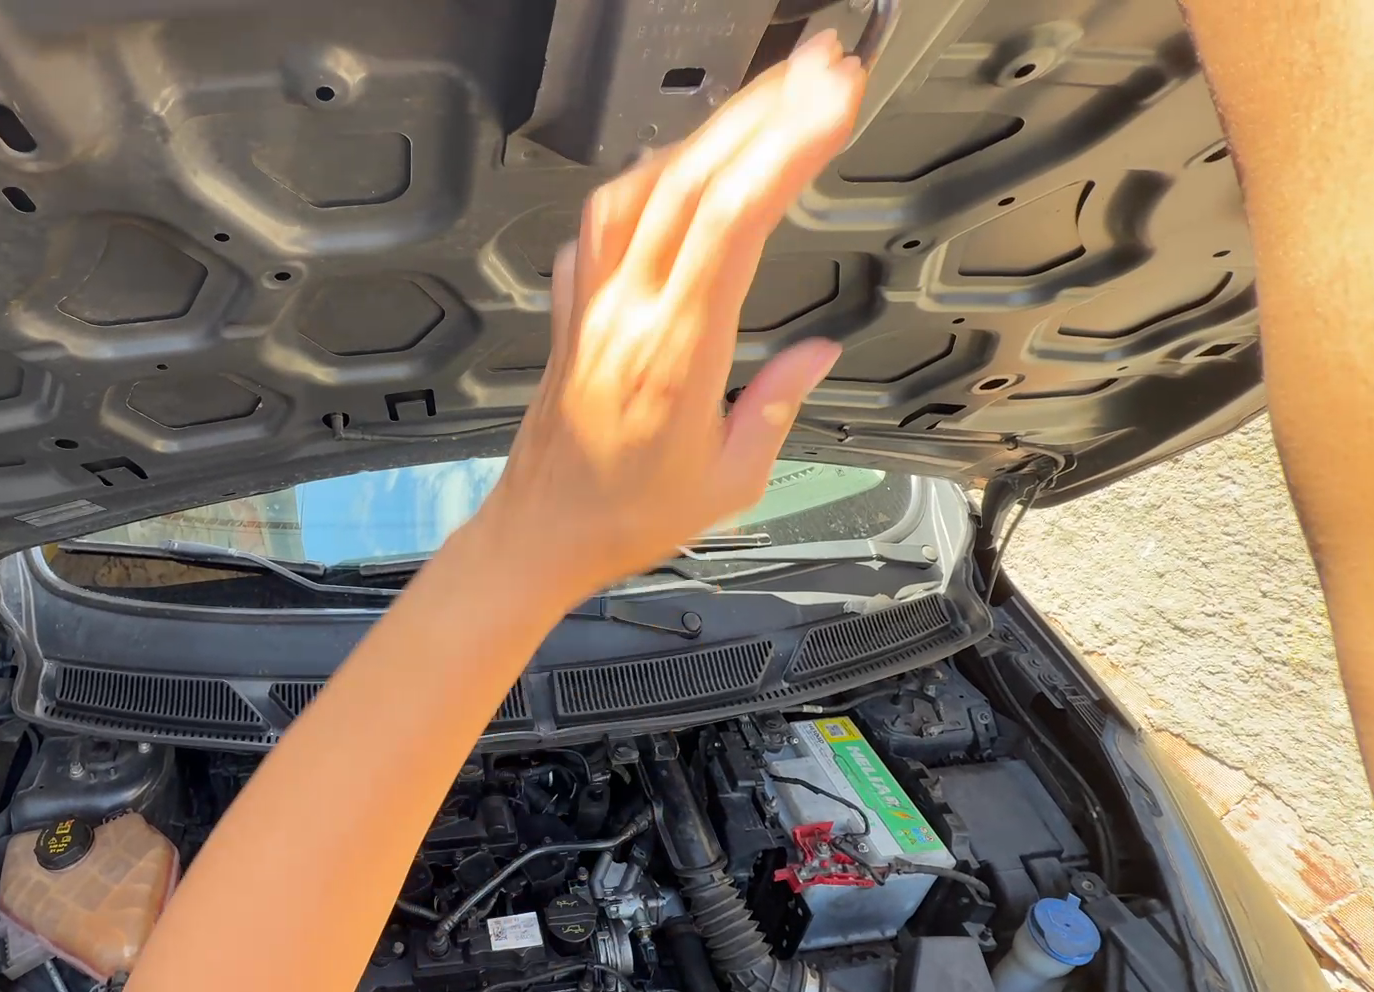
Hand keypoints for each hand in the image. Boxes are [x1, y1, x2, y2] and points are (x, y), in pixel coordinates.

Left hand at [474, 32, 864, 602]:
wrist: (539, 536)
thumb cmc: (621, 520)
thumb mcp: (727, 482)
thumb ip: (775, 407)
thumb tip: (815, 355)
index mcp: (676, 356)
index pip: (733, 222)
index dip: (786, 148)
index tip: (834, 99)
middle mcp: (625, 320)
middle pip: (688, 186)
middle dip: (758, 115)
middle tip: (816, 72)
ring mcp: (589, 315)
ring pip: (634, 197)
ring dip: (696, 142)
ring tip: (752, 110)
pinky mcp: (568, 324)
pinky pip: (592, 236)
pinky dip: (634, 191)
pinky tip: (660, 180)